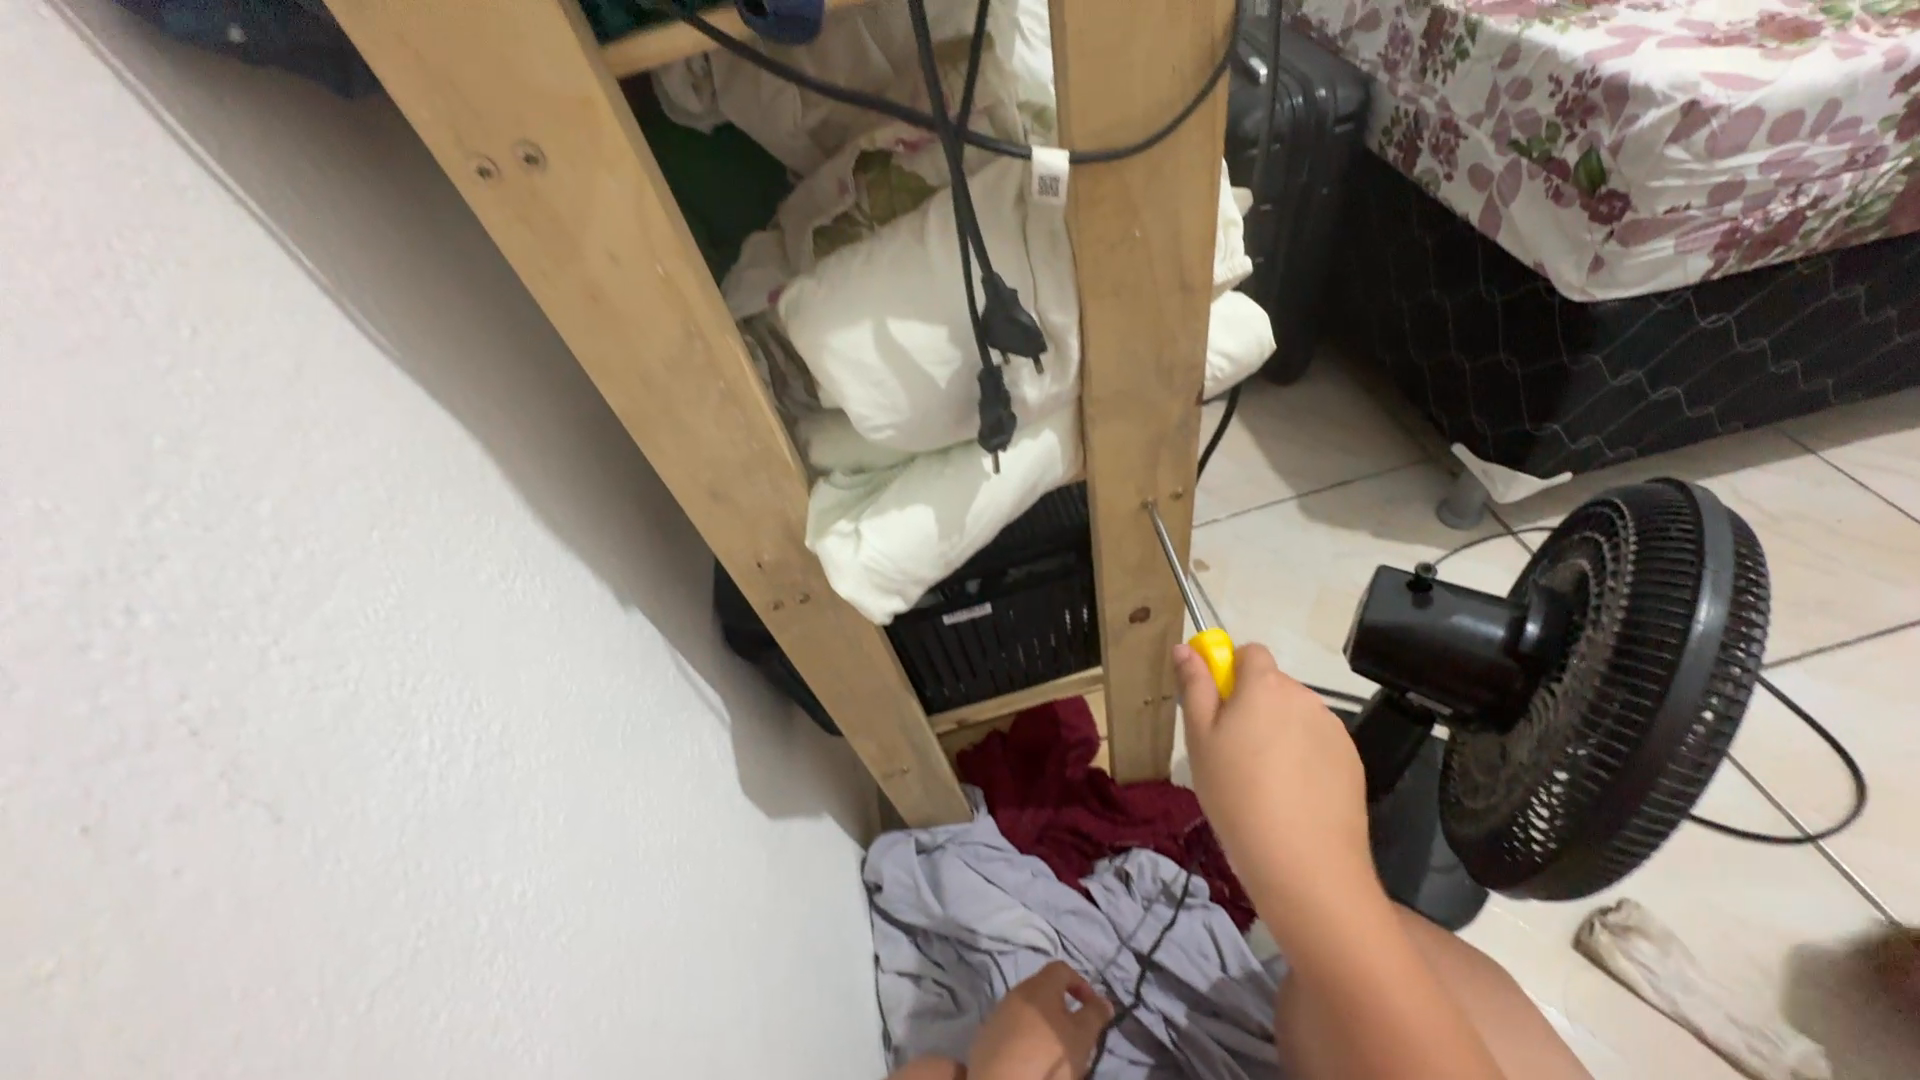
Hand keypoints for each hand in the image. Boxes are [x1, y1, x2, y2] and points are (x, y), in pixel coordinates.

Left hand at [968, 961, 1114, 1079]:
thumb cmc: (1048, 1055)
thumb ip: (1095, 1014)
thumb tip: (1104, 1000)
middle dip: (1062, 1008)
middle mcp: (1015, 992)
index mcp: (1038, 986)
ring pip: (1026, 1011)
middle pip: (1043, 990)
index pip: (1061, 968)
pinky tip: (1031, 1061)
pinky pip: (1011, 1030)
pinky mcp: (985, 1038)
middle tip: (1075, 1034)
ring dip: (1043, 1025)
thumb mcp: (1082, 1036)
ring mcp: (997, 1014)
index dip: (1080, 984)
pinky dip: (1025, 1039)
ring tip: (1054, 1051)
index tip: (1091, 1009)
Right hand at [1174, 642, 1378, 938]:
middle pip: (1272, 685)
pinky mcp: (1351, 760)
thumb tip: (1187, 647)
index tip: (1217, 709)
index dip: (1231, 672)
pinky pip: (1317, 744)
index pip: (1250, 652)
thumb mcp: (1200, 740)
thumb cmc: (1236, 795)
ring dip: (1278, 731)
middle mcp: (1304, 696)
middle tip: (1232, 753)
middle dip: (1253, 706)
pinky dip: (1303, 758)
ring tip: (1263, 781)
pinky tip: (1291, 796)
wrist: (1304, 863)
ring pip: (1295, 716)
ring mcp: (1332, 729)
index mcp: (1264, 686)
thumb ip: (1195, 687)